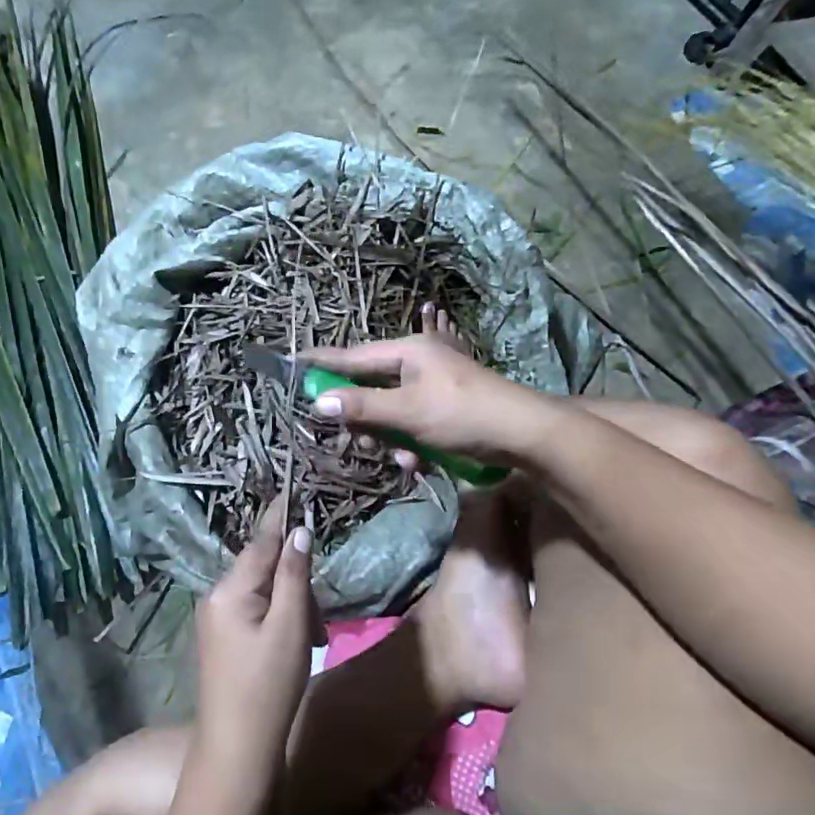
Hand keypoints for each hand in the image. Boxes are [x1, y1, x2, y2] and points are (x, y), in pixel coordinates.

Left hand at [193, 503, 315, 777]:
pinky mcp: (222, 640)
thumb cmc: (269, 685)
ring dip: (292, 606)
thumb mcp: (291, 626)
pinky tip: (297, 646)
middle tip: (320, 619)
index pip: (260, 542)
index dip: (280, 518)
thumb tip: (298, 531)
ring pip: (263, 593)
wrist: (238, 749)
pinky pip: (255, 613)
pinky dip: (280, 621)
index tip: (291, 488)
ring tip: (314, 640)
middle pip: (263, 569)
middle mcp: (216, 598)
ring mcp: (216, 620)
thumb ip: (294, 576)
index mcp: (229, 590)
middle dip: (295, 583)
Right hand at [303, 336, 558, 464]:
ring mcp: (429, 389)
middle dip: (363, 420)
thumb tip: (320, 401)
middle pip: (368, 389)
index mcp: (407, 352)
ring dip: (388, 439)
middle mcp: (415, 365)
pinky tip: (418, 462)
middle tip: (357, 442)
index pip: (353, 356)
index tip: (292, 365)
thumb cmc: (462, 414)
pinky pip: (409, 426)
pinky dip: (409, 444)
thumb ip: (363, 406)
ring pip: (388, 413)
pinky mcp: (440, 412)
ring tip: (401, 458)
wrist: (523, 435)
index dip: (322, 363)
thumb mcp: (407, 411)